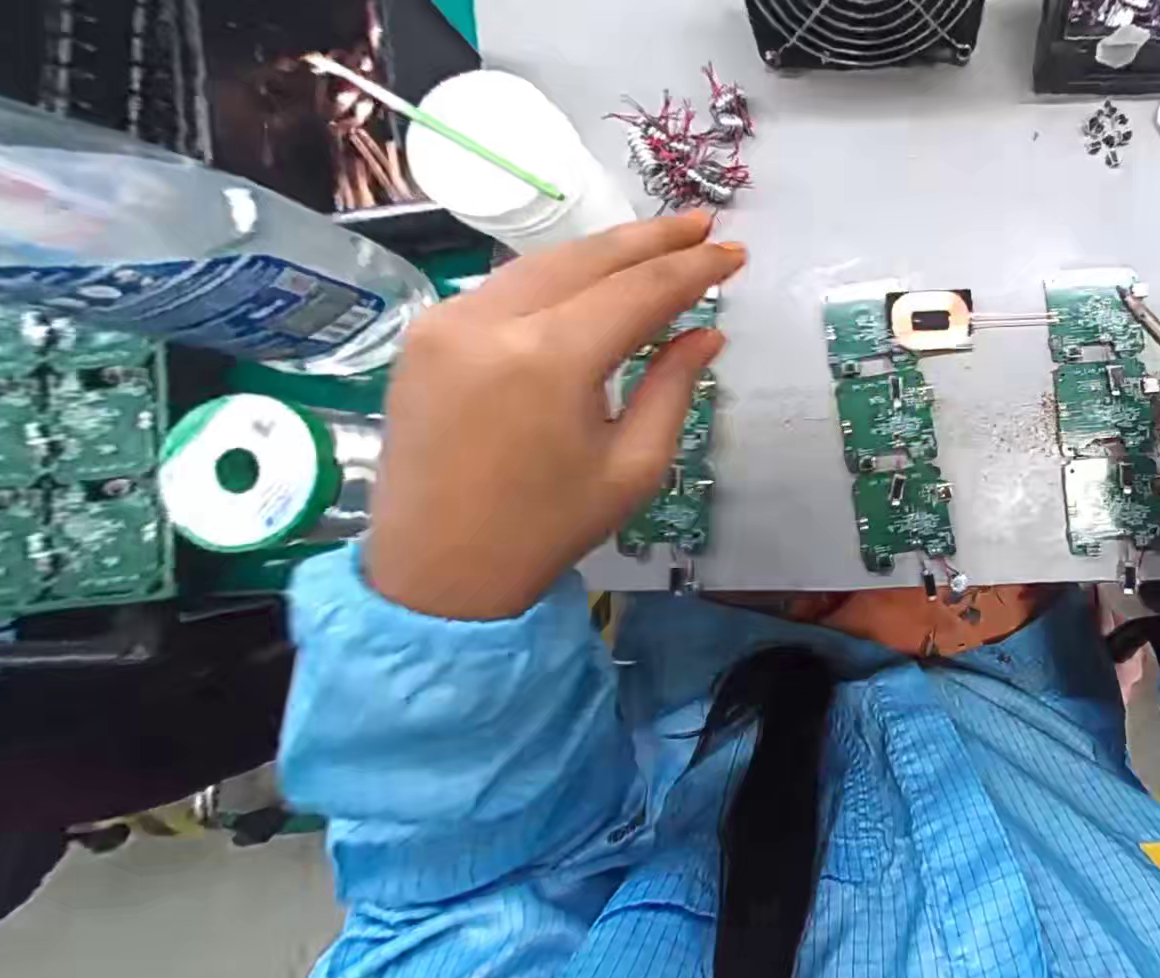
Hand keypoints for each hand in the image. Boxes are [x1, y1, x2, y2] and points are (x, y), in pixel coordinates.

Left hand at [366, 213, 746, 618]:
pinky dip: (558, 281)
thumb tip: (706, 336)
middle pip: (588, 258)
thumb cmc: (551, 528)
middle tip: (703, 226)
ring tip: (656, 247)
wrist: (441, 570)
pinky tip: (590, 286)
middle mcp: (492, 320)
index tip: (734, 254)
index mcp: (551, 360)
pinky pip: (506, 289)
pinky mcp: (425, 334)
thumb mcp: (633, 466)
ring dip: (604, 254)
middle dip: (652, 240)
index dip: (693, 270)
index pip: (638, 292)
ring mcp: (447, 320)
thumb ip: (674, 389)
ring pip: (543, 264)